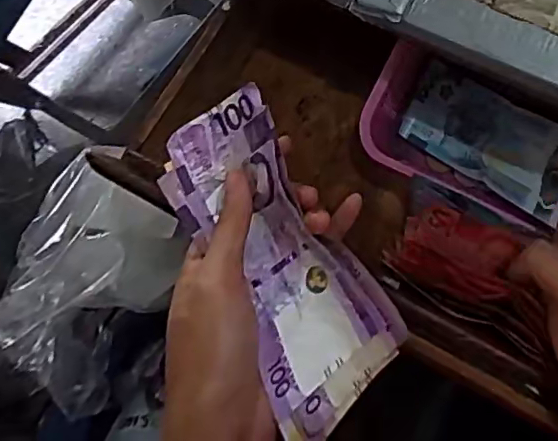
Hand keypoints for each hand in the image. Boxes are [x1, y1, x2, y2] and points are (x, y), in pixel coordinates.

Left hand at [162, 138, 361, 440]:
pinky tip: (350, 214)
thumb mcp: (216, 280)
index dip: (248, 173)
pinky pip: (315, 262)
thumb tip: (237, 171)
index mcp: (207, 259)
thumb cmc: (212, 348)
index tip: (273, 145)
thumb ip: (230, 225)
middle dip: (286, 195)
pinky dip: (334, 237)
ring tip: (325, 212)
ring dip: (311, 215)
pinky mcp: (295, 305)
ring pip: (293, 235)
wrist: (229, 428)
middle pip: (266, 216)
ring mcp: (267, 287)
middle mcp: (237, 268)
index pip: (228, 203)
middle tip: (306, 189)